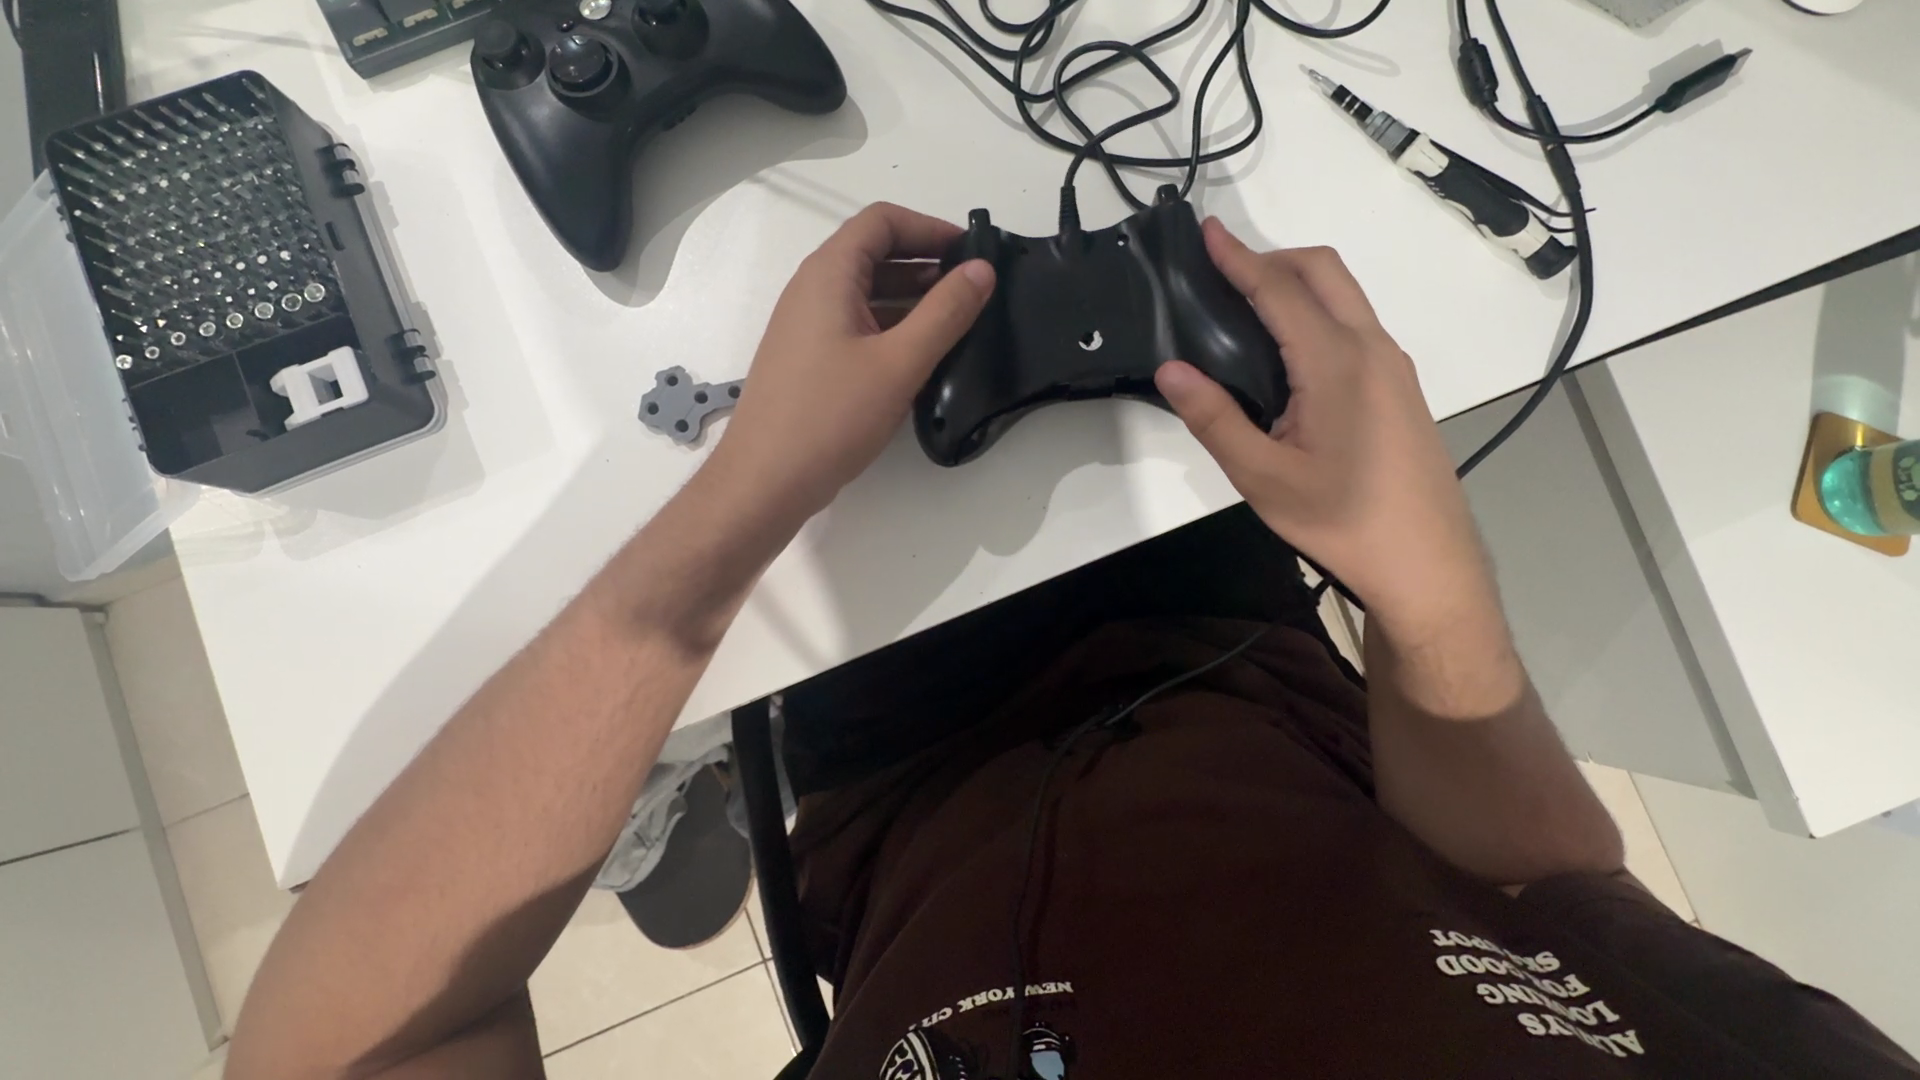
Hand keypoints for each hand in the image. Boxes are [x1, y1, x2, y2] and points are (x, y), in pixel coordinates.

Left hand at [708, 203, 993, 524]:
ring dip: (910, 299)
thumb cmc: (830, 417)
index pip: (881, 221)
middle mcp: (812, 291)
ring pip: (865, 294)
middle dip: (925, 264)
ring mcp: (807, 328)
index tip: (970, 255)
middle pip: (873, 254)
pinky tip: (920, 358)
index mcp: (828, 275)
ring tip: (956, 325)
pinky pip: (856, 327)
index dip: (930, 228)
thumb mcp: (899, 363)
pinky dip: (891, 329)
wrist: (766, 481)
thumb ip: (945, 313)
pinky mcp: (809, 361)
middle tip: (972, 291)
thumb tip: (981, 270)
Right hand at [1153, 220, 1499, 641]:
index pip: (1281, 289)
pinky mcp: (1400, 387)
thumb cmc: (1340, 520)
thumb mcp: (1262, 478)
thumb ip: (1214, 418)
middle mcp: (1372, 348)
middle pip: (1324, 272)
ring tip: (1245, 309)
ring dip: (1297, 283)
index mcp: (1336, 363)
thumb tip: (1170, 369)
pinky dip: (1316, 312)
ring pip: (1344, 296)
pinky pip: (1354, 324)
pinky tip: (1288, 353)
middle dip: (1272, 256)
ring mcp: (1394, 366)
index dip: (1239, 257)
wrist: (1426, 562)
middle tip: (1221, 272)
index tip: (1206, 230)